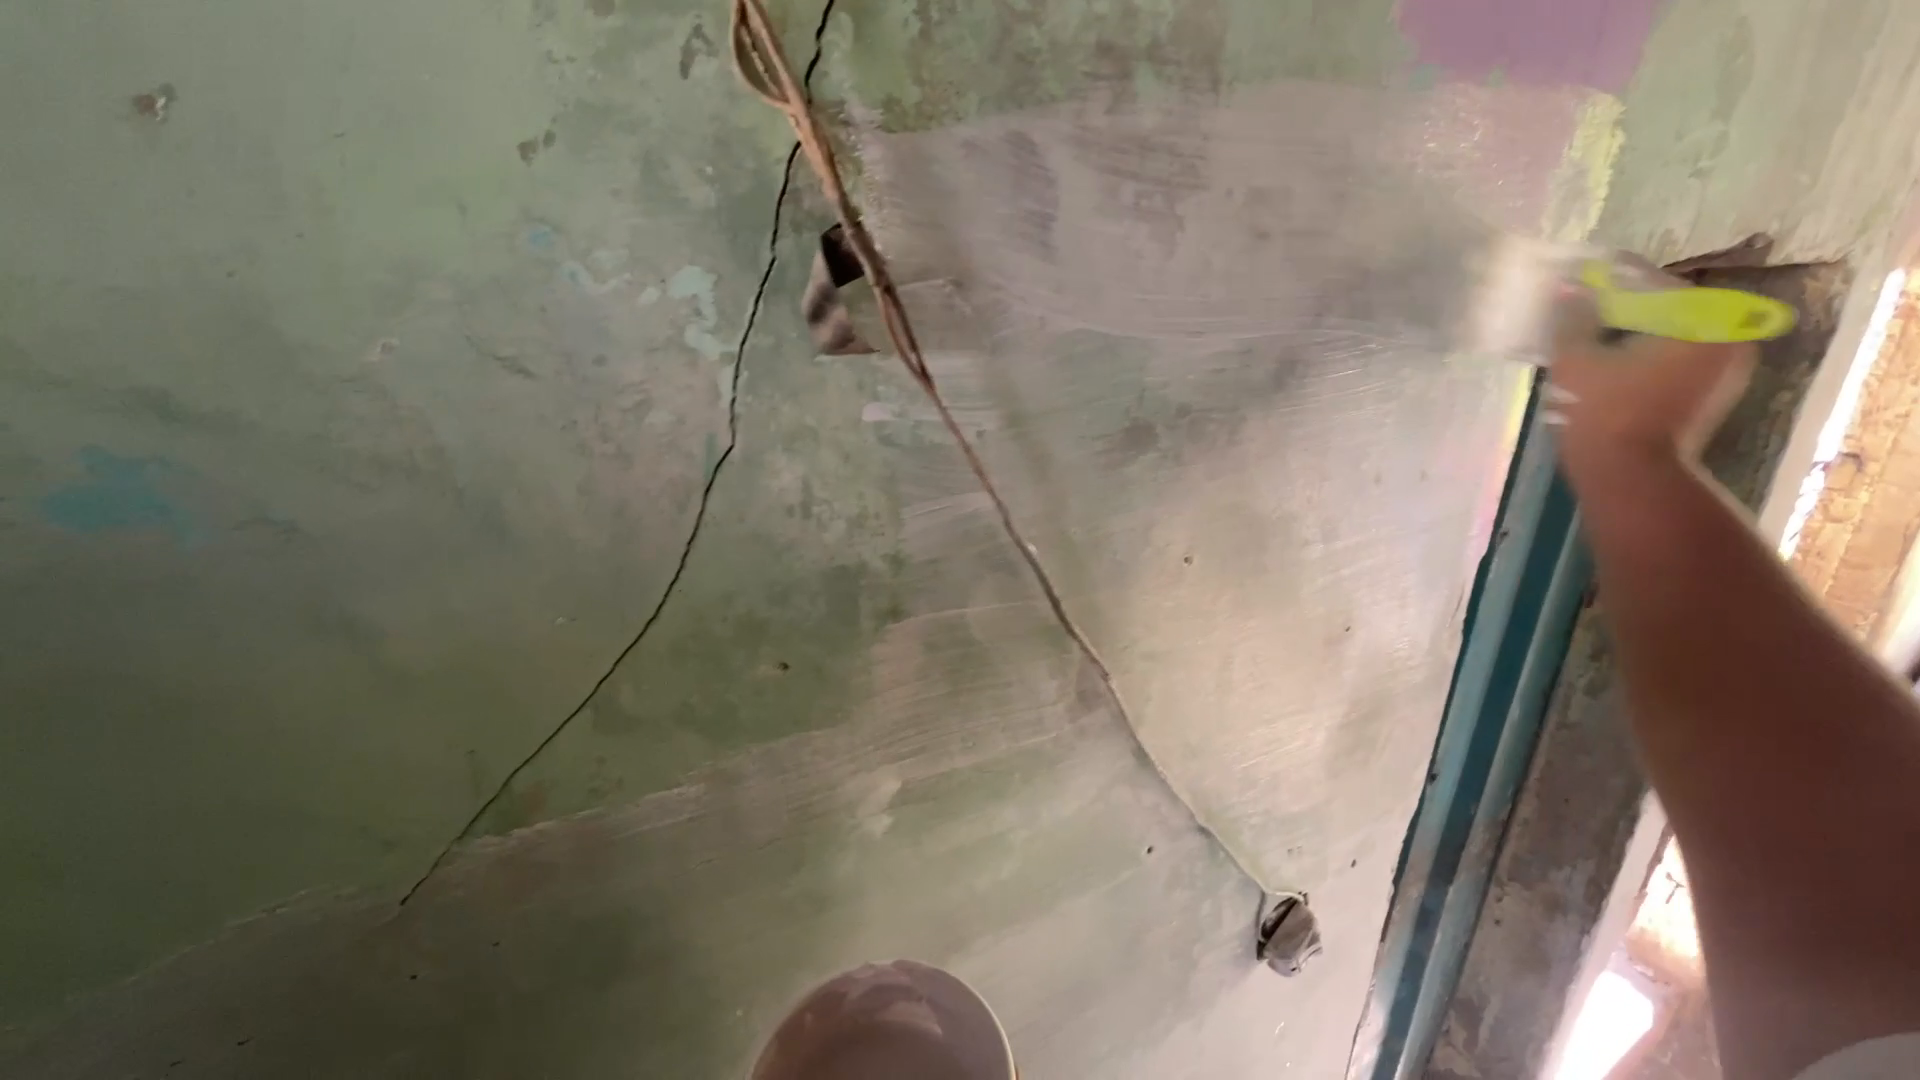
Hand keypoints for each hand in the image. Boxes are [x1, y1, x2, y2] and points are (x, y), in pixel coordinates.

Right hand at [1547, 298, 1756, 471]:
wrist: (1630, 476)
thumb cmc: (1602, 415)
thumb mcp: (1576, 362)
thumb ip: (1573, 318)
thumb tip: (1567, 286)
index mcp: (1704, 321)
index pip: (1655, 284)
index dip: (1613, 278)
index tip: (1581, 276)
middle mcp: (1728, 336)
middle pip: (1670, 306)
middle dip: (1628, 303)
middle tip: (1586, 303)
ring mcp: (1727, 367)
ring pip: (1676, 332)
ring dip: (1638, 328)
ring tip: (1596, 330)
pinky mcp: (1714, 391)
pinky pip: (1681, 356)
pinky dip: (1650, 350)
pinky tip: (1615, 357)